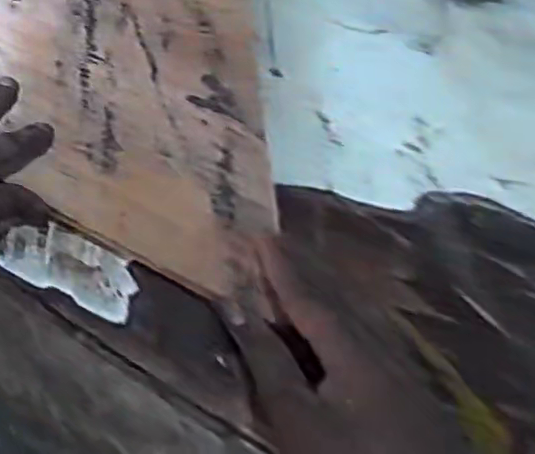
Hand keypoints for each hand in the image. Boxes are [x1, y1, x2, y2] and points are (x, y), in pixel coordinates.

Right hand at [226, 240, 459, 453]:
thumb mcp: (292, 412)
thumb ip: (263, 355)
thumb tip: (228, 301)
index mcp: (358, 361)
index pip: (311, 302)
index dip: (282, 268)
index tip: (259, 234)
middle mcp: (389, 365)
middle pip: (345, 308)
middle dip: (311, 273)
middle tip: (280, 239)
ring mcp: (411, 387)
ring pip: (368, 326)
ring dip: (334, 292)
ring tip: (308, 267)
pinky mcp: (419, 406)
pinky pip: (379, 344)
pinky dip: (353, 319)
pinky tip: (348, 319)